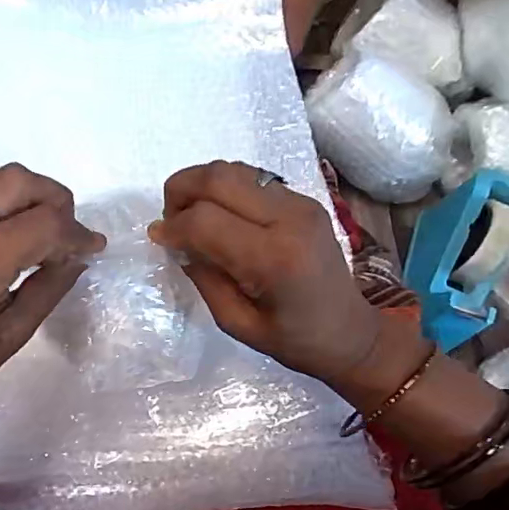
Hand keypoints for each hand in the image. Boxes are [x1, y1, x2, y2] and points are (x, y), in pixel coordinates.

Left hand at [0, 163, 105, 453]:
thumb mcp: (14, 332)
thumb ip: (50, 286)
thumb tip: (79, 257)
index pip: (43, 224)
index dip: (76, 233)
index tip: (94, 247)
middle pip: (16, 181)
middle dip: (54, 199)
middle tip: (69, 233)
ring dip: (27, 200)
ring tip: (44, 236)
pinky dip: (1, 210)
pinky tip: (12, 241)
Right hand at [150, 161, 382, 382]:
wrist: (350, 331)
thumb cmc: (293, 340)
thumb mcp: (236, 323)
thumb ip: (204, 278)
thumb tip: (176, 243)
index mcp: (273, 258)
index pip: (204, 220)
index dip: (171, 226)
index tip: (158, 240)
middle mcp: (289, 219)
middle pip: (217, 177)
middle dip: (180, 191)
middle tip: (170, 221)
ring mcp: (300, 203)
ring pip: (233, 169)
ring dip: (201, 185)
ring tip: (191, 217)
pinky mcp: (304, 199)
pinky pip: (251, 178)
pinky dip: (224, 190)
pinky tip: (219, 217)